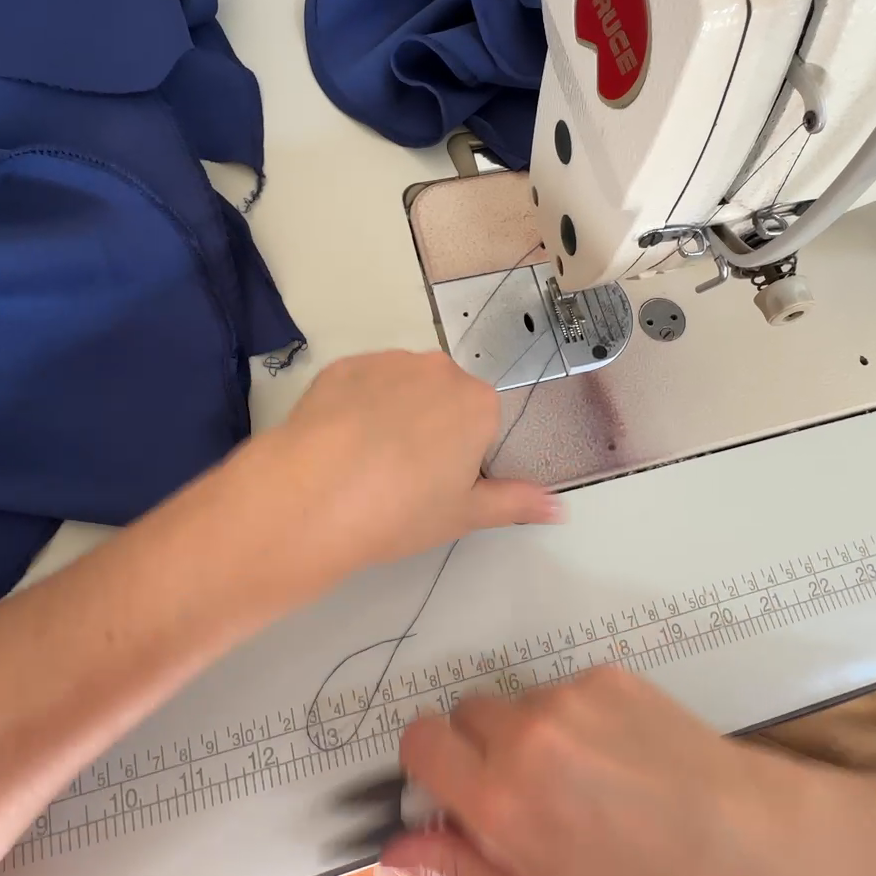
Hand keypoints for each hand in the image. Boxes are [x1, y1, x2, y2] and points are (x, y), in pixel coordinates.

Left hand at [255, 351, 558, 580]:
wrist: (315, 496)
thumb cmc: (402, 509)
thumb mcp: (465, 514)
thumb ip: (516, 503)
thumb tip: (561, 508)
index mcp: (477, 402)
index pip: (481, 423)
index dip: (461, 455)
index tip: (438, 483)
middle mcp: (438, 369)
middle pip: (443, 398)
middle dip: (431, 427)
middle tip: (403, 476)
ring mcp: (387, 361)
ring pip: (401, 387)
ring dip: (394, 412)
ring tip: (365, 460)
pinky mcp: (342, 365)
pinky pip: (361, 383)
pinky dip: (356, 405)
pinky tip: (339, 442)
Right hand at [386, 668, 831, 875]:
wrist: (747, 846)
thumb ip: (461, 870)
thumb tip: (394, 847)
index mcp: (501, 798)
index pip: (420, 740)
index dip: (428, 763)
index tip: (452, 786)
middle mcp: (527, 732)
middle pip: (465, 712)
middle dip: (479, 748)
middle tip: (522, 790)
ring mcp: (571, 695)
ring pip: (518, 701)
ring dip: (530, 732)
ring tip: (584, 777)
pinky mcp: (609, 674)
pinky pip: (566, 689)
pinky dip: (577, 716)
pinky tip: (619, 756)